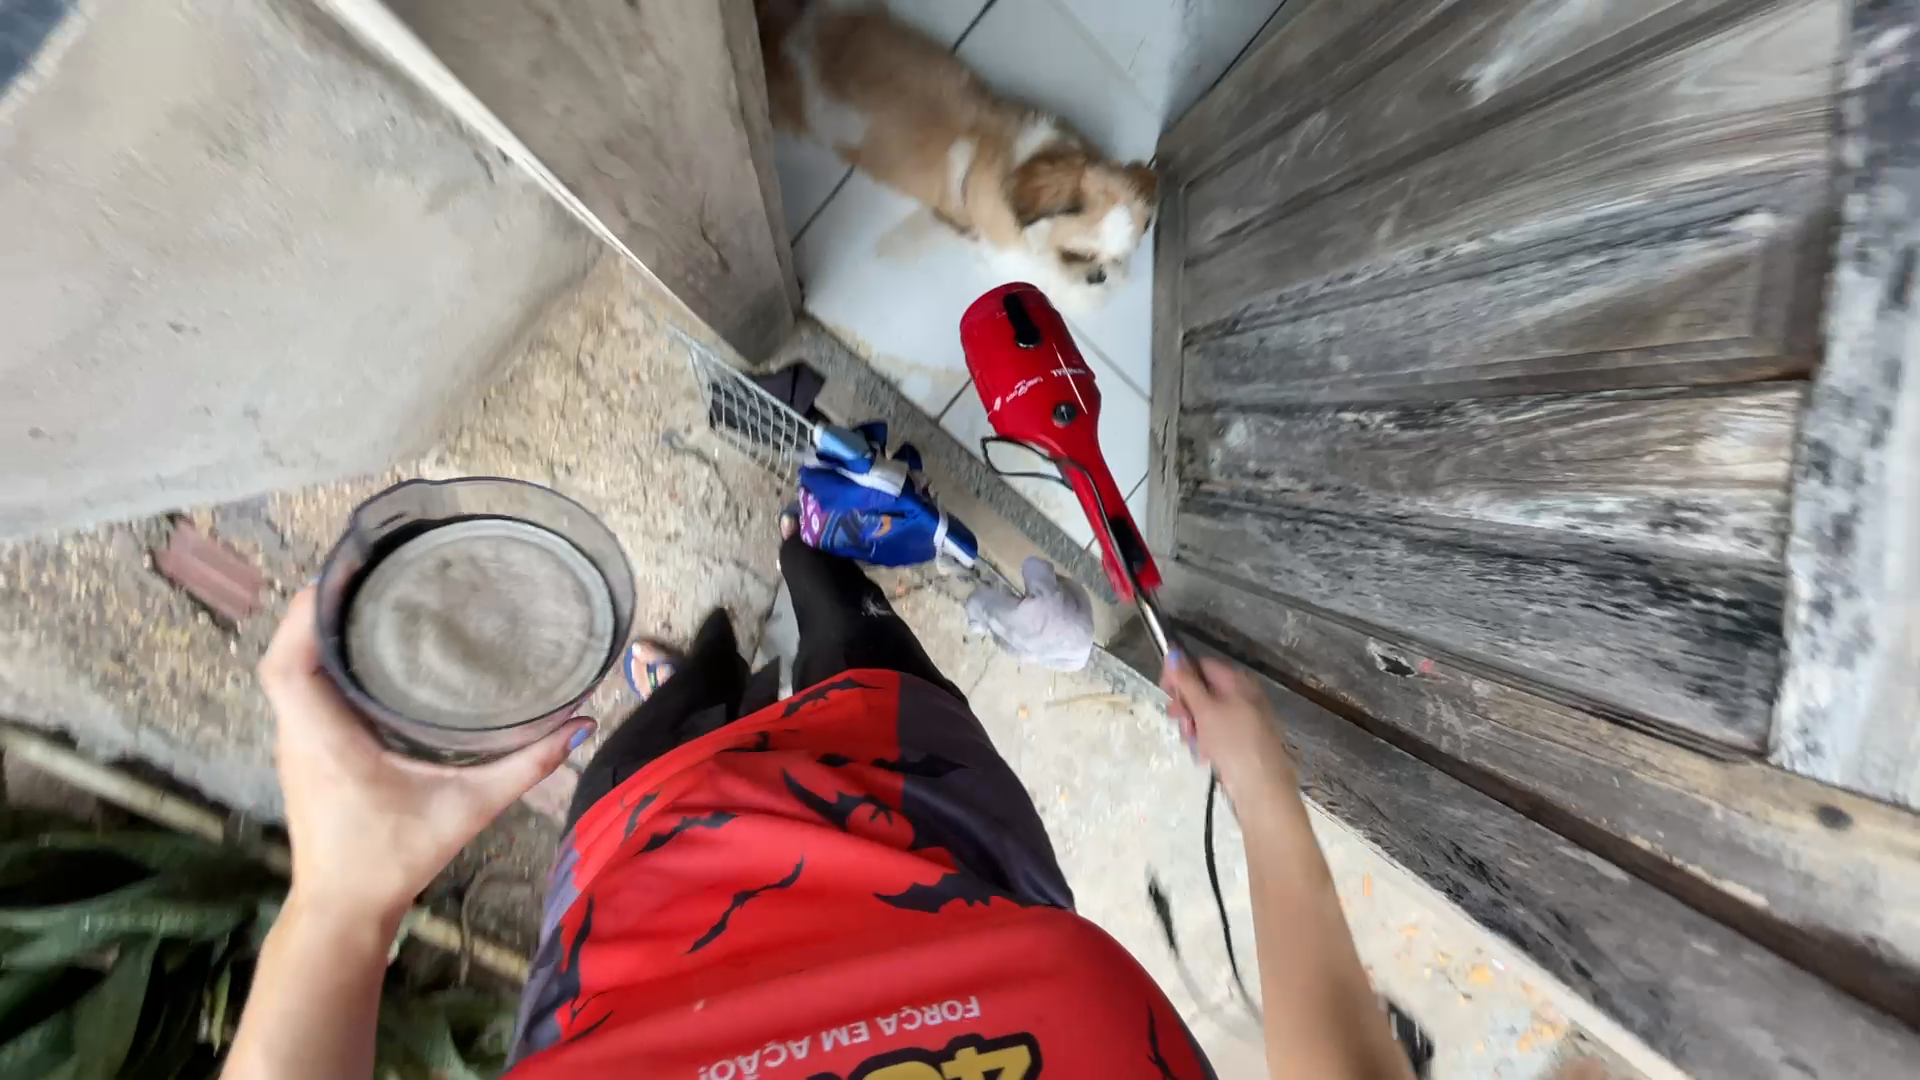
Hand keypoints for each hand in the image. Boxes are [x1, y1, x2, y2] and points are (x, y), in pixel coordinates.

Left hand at [258, 589, 593, 925]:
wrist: (346, 907)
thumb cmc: (397, 855)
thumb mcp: (471, 807)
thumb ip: (528, 764)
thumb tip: (582, 724)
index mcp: (326, 741)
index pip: (289, 668)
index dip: (306, 617)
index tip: (342, 574)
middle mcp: (302, 735)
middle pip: (288, 658)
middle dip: (318, 608)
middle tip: (369, 569)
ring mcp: (302, 744)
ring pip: (294, 673)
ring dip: (319, 631)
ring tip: (370, 595)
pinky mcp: (312, 751)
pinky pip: (307, 690)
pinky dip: (325, 657)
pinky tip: (370, 646)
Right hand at [1160, 651, 1296, 800]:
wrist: (1261, 787)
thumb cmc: (1232, 743)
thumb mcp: (1204, 709)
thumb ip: (1186, 681)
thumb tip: (1172, 653)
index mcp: (1237, 681)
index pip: (1200, 665)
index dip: (1179, 675)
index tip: (1164, 690)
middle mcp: (1243, 695)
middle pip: (1203, 690)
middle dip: (1186, 705)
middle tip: (1178, 720)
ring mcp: (1245, 718)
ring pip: (1207, 713)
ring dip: (1194, 726)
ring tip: (1195, 744)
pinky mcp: (1244, 739)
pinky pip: (1217, 731)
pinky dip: (1206, 739)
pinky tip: (1205, 753)